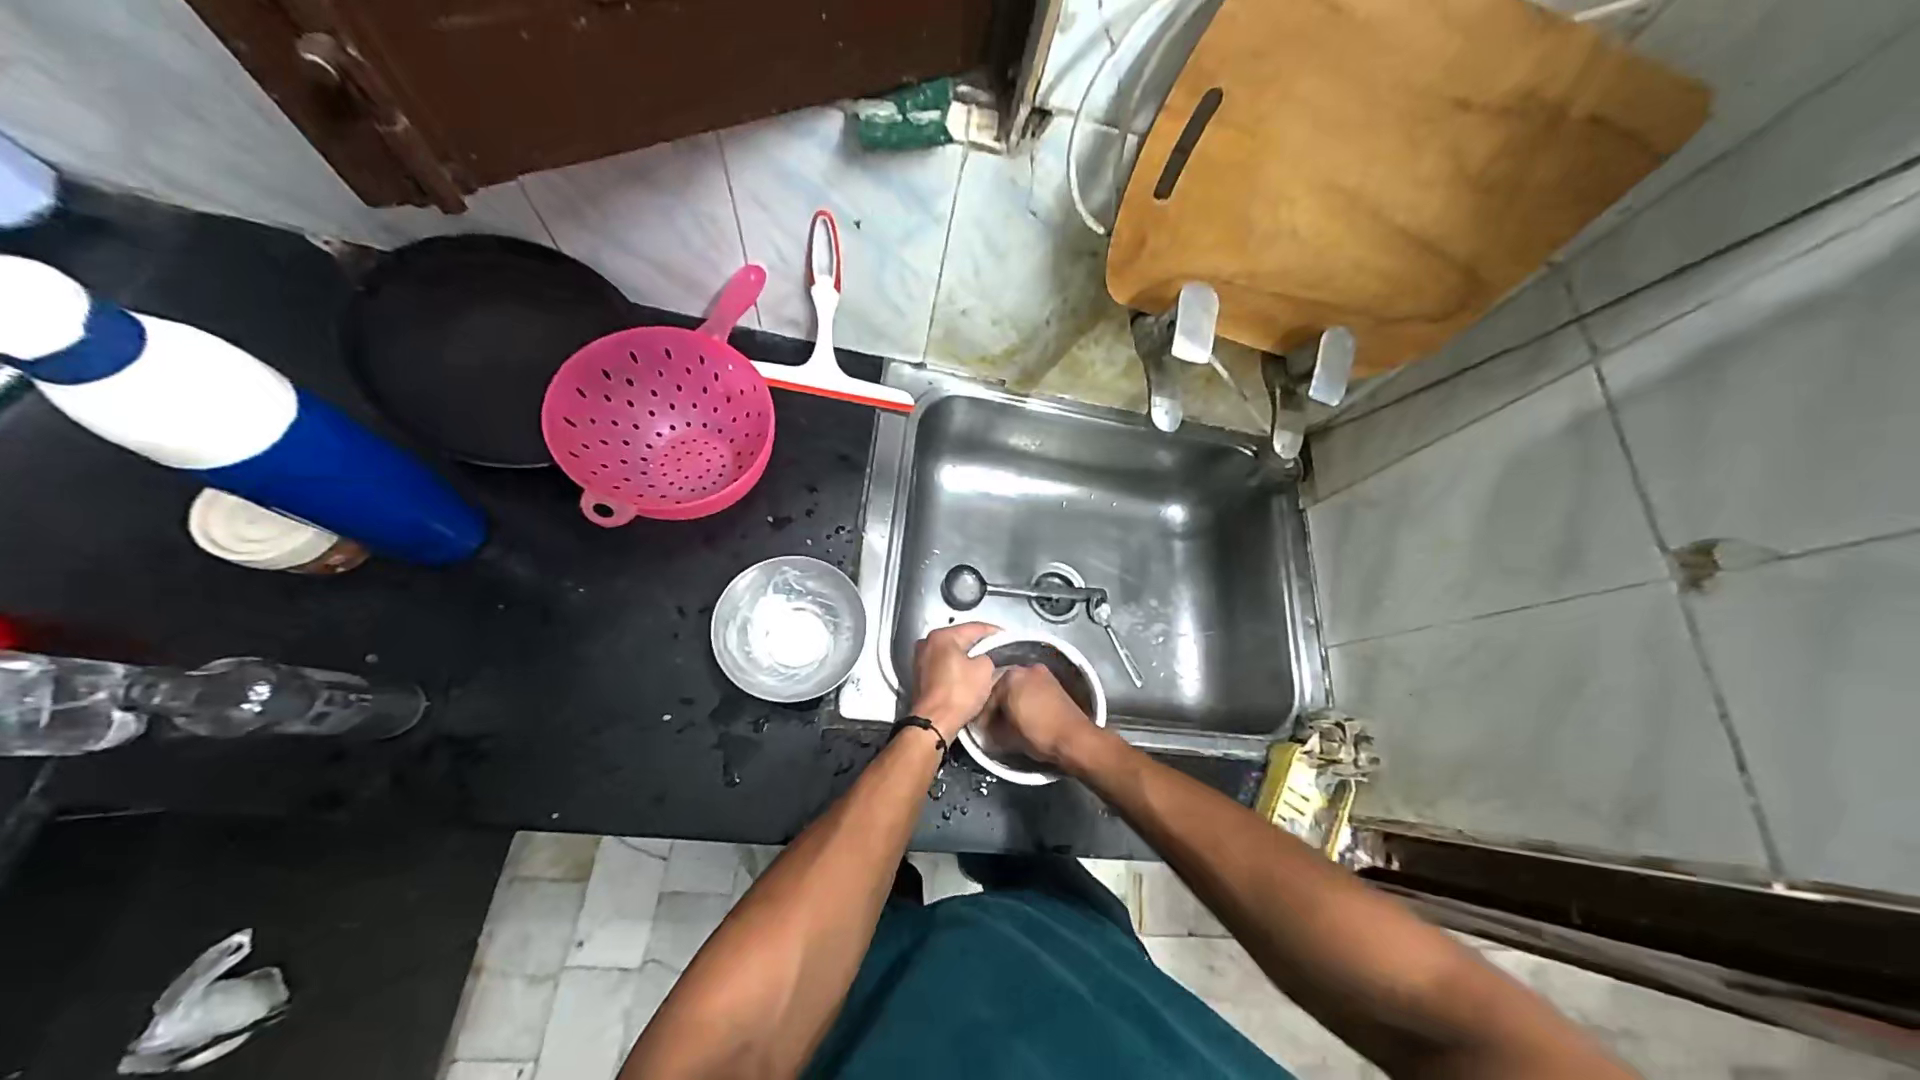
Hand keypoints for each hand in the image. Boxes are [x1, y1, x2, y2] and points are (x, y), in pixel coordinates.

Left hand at [909, 623, 1001, 740]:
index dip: (994, 632)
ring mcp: (921, 659)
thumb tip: (986, 658)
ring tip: (985, 662)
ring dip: (967, 656)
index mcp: (942, 636)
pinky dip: (956, 667)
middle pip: (960, 638)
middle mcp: (927, 643)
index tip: (1007, 637)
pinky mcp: (920, 675)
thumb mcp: (985, 670)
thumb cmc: (959, 693)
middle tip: (997, 650)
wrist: (933, 722)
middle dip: (979, 644)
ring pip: (951, 652)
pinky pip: (943, 664)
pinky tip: (968, 674)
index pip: (974, 627)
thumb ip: (989, 656)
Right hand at [980, 664, 1101, 767]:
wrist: (1075, 738)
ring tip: (1008, 719)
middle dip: (996, 705)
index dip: (982, 716)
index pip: (986, 696)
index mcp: (1009, 678)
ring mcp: (1041, 673)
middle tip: (992, 724)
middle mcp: (1025, 669)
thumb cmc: (1038, 735)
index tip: (980, 730)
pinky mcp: (1053, 682)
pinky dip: (1024, 698)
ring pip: (1017, 686)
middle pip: (1001, 687)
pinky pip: (1031, 688)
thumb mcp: (1007, 736)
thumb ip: (991, 729)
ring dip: (1010, 701)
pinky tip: (1024, 713)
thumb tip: (985, 729)